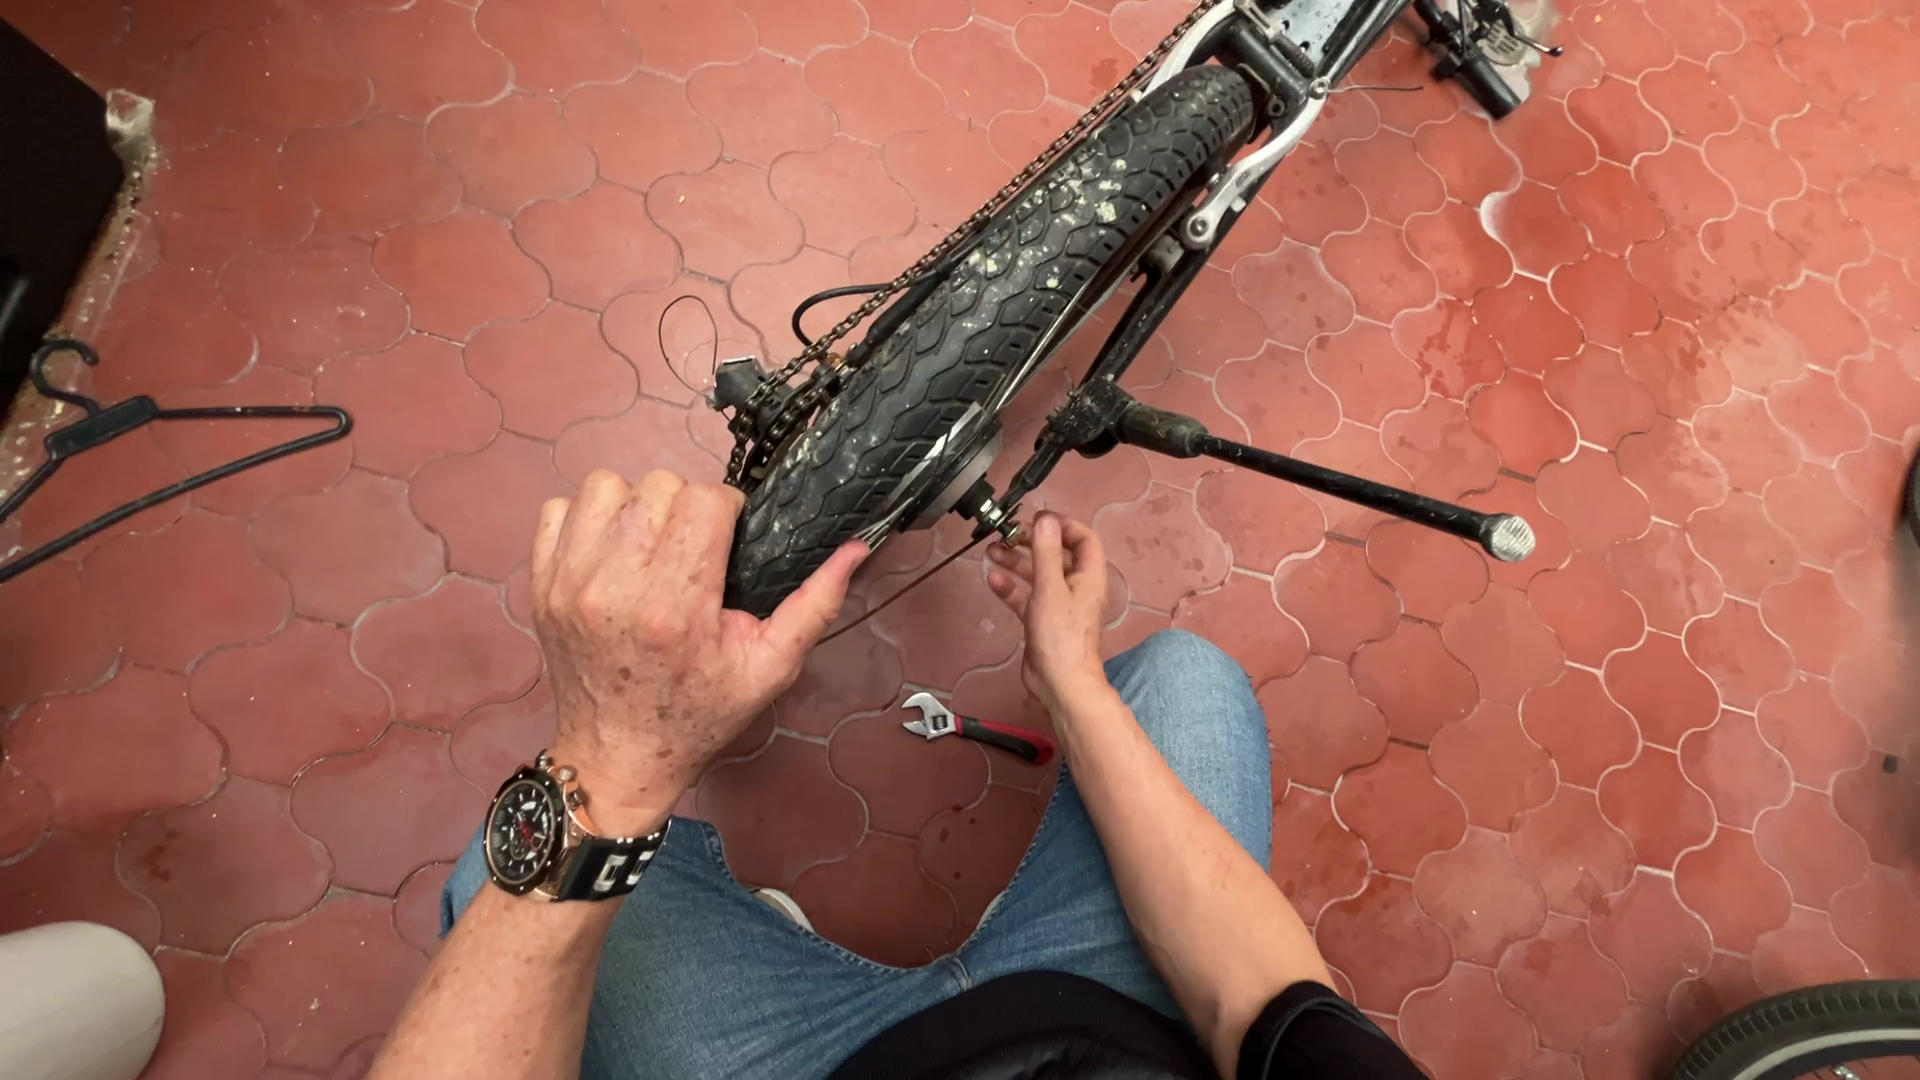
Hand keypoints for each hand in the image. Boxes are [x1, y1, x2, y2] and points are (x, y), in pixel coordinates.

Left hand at [531, 469, 866, 833]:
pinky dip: (592, 519)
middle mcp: (616, 584)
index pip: (705, 500)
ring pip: (609, 486)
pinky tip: (614, 553)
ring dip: (640, 506)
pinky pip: (561, 507)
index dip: (728, 512)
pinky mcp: (539, 583)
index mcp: (677, 604)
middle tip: (696, 551)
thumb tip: (857, 547)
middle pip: (660, 486)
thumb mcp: (772, 667)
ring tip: (654, 547)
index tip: (729, 542)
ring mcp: (569, 581)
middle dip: (688, 509)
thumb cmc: (701, 713)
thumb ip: (816, 603)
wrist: (619, 757)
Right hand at [985, 512, 1110, 717]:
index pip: (1084, 539)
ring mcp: (1059, 604)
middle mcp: (1076, 587)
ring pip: (1038, 574)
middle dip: (1032, 542)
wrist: (1059, 682)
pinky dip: (1011, 587)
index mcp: (1088, 576)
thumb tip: (1045, 520)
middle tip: (1008, 534)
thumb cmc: (1060, 636)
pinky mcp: (1042, 620)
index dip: (1063, 525)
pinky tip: (993, 579)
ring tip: (992, 550)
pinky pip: (1026, 596)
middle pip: (1057, 555)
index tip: (1037, 520)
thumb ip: (1046, 553)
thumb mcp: (1050, 588)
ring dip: (1017, 562)